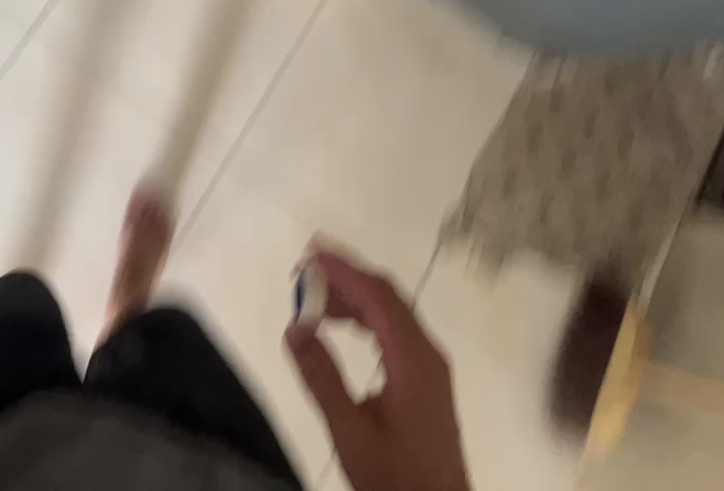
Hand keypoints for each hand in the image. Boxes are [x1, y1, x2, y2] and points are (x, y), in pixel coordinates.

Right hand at [285, 247, 470, 490]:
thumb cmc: (396, 479)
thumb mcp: (351, 434)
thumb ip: (323, 379)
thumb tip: (294, 327)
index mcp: (413, 358)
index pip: (376, 295)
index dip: (342, 269)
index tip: (309, 254)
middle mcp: (426, 352)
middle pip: (385, 295)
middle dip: (345, 275)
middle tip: (303, 270)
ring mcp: (428, 364)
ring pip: (389, 310)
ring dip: (352, 295)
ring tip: (312, 297)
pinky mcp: (424, 378)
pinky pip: (392, 329)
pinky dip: (363, 316)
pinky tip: (338, 325)